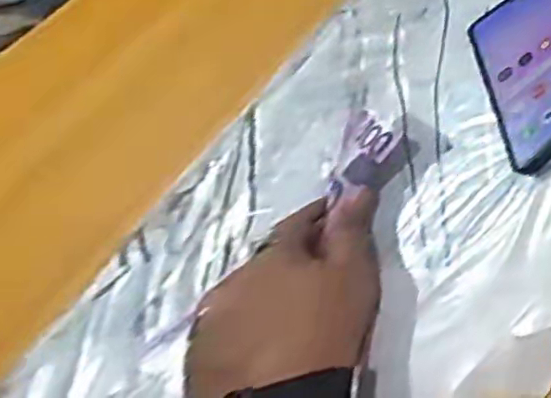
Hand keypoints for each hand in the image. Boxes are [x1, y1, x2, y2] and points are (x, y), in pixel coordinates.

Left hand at [185, 192, 381, 397]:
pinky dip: (252, 322)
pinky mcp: (196, 361)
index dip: (324, 214)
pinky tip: (272, 335)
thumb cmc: (326, 325)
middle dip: (295, 257)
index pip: (298, 220)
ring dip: (270, 291)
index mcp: (268, 257)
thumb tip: (354, 188)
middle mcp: (228, 284)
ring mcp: (206, 326)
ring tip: (298, 306)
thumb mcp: (353, 270)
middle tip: (326, 268)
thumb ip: (351, 227)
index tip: (345, 216)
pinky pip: (231, 325)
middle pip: (268, 258)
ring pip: (246, 292)